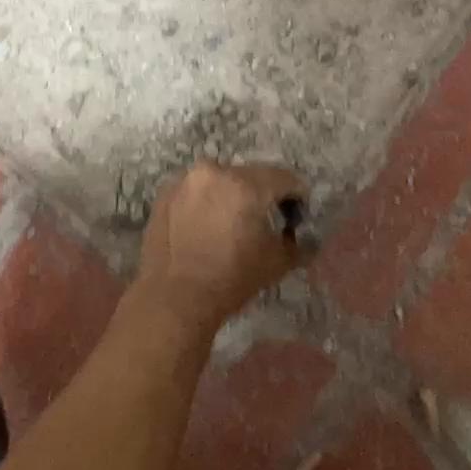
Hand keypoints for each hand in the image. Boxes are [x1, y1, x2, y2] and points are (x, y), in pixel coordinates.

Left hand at [133, 161, 307, 329]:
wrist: (174, 298)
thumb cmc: (230, 280)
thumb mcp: (276, 263)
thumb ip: (298, 242)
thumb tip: (304, 236)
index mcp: (245, 185)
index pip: (284, 178)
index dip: (296, 196)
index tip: (296, 216)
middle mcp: (214, 171)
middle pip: (251, 175)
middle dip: (262, 194)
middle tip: (264, 221)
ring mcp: (186, 179)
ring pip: (221, 180)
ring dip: (232, 195)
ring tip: (232, 224)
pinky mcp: (166, 192)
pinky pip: (196, 189)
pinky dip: (206, 201)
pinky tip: (206, 226)